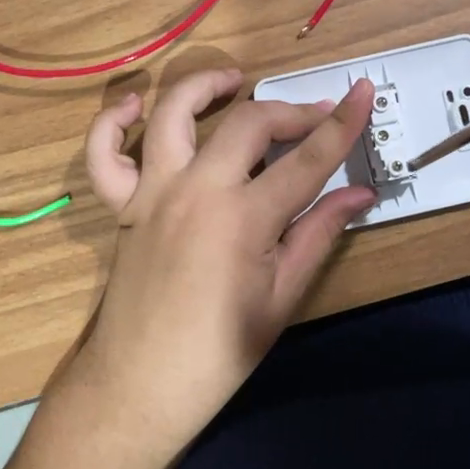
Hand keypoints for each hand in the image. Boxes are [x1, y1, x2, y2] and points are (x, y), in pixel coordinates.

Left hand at [70, 69, 375, 441]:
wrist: (140, 387)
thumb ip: (319, 234)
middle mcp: (198, 190)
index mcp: (244, 219)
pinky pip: (105, 153)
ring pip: (174, 113)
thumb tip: (362, 193)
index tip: (364, 91)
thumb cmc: (220, 352)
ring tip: (236, 81)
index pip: (307, 158)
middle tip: (317, 116)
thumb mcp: (282, 298)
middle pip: (250, 122)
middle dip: (291, 110)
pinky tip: (138, 107)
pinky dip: (114, 122)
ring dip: (205, 87)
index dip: (342, 123)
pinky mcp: (123, 205)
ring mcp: (153, 192)